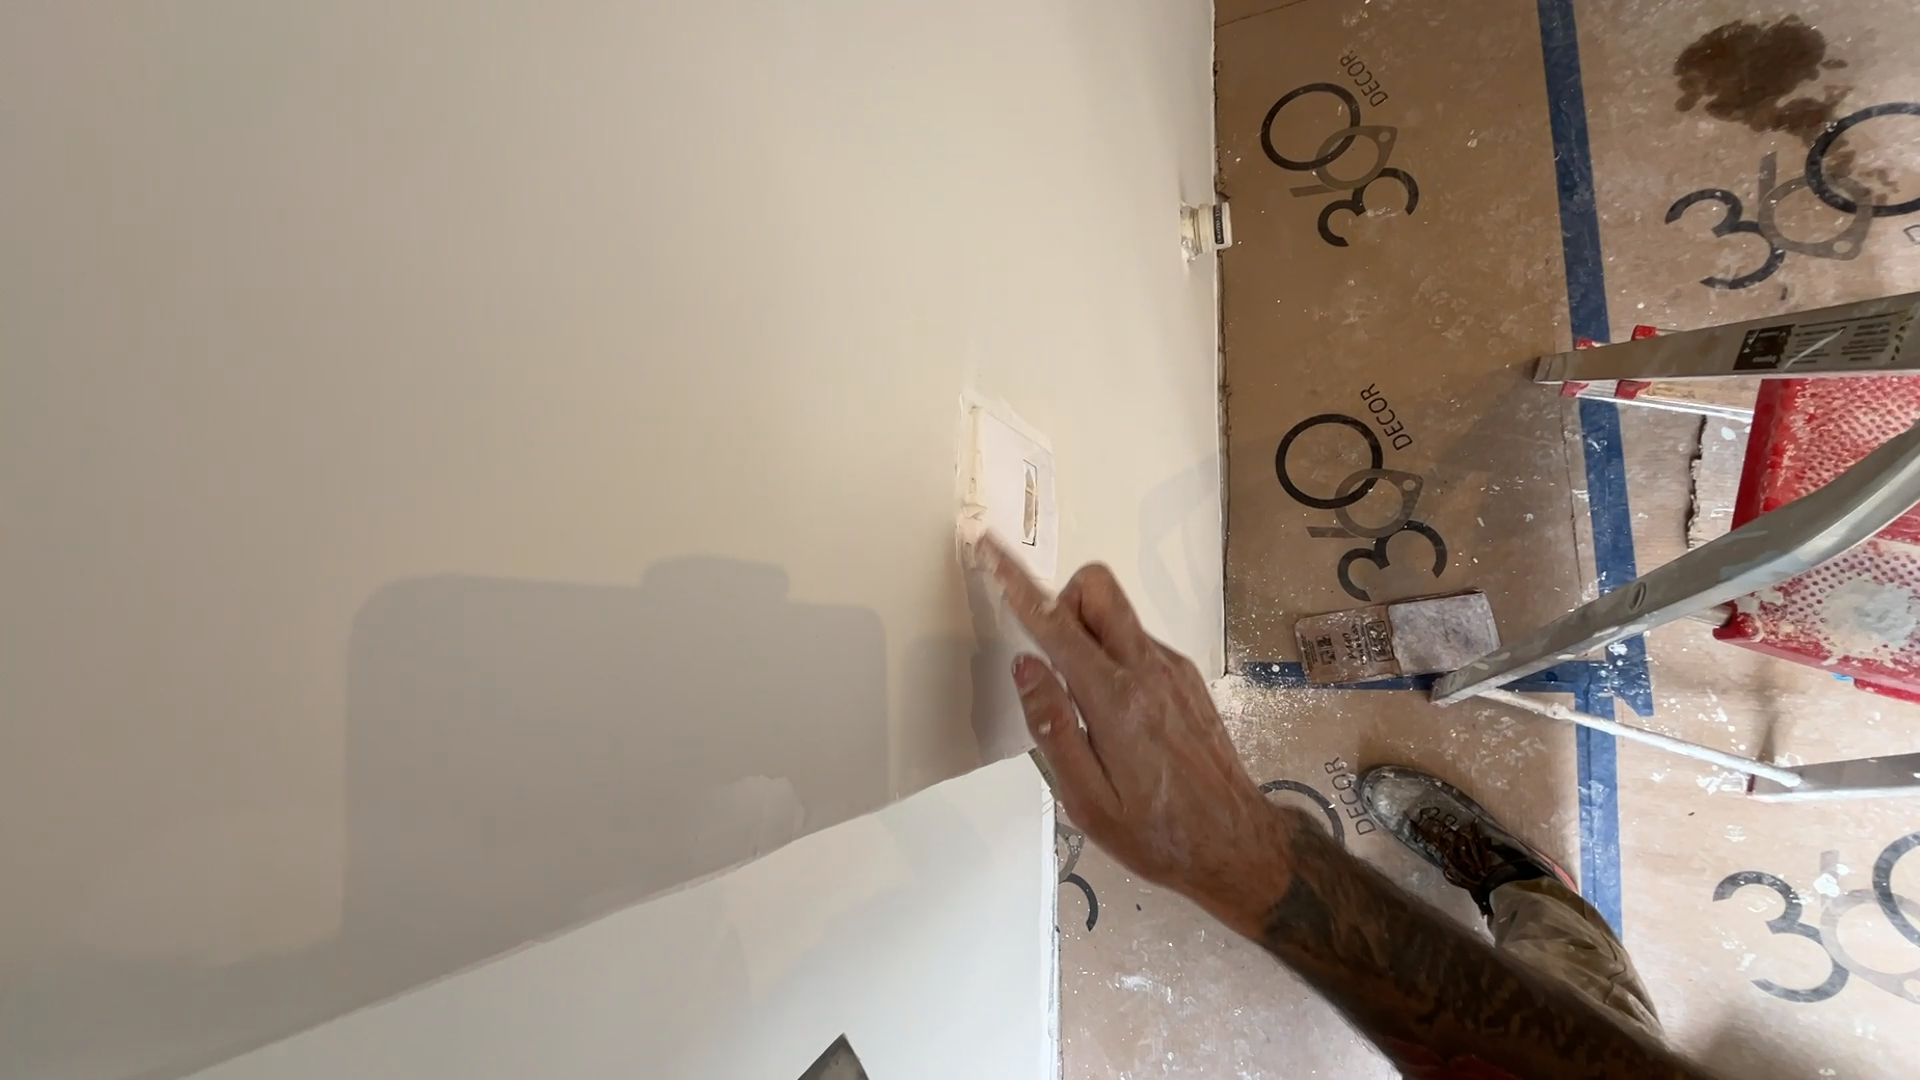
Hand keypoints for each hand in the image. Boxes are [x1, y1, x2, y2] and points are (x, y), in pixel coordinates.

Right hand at [975, 533, 1296, 931]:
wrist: (1238, 845)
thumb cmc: (1154, 833)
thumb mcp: (1086, 799)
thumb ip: (1052, 726)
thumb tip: (1025, 664)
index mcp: (1115, 699)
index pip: (1055, 624)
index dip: (1017, 584)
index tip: (992, 549)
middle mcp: (1147, 667)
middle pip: (1098, 587)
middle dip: (1062, 599)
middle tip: (1053, 657)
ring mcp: (1171, 667)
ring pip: (1116, 611)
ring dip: (1086, 631)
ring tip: (1085, 701)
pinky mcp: (1185, 675)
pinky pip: (1135, 637)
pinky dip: (1111, 652)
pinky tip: (1116, 710)